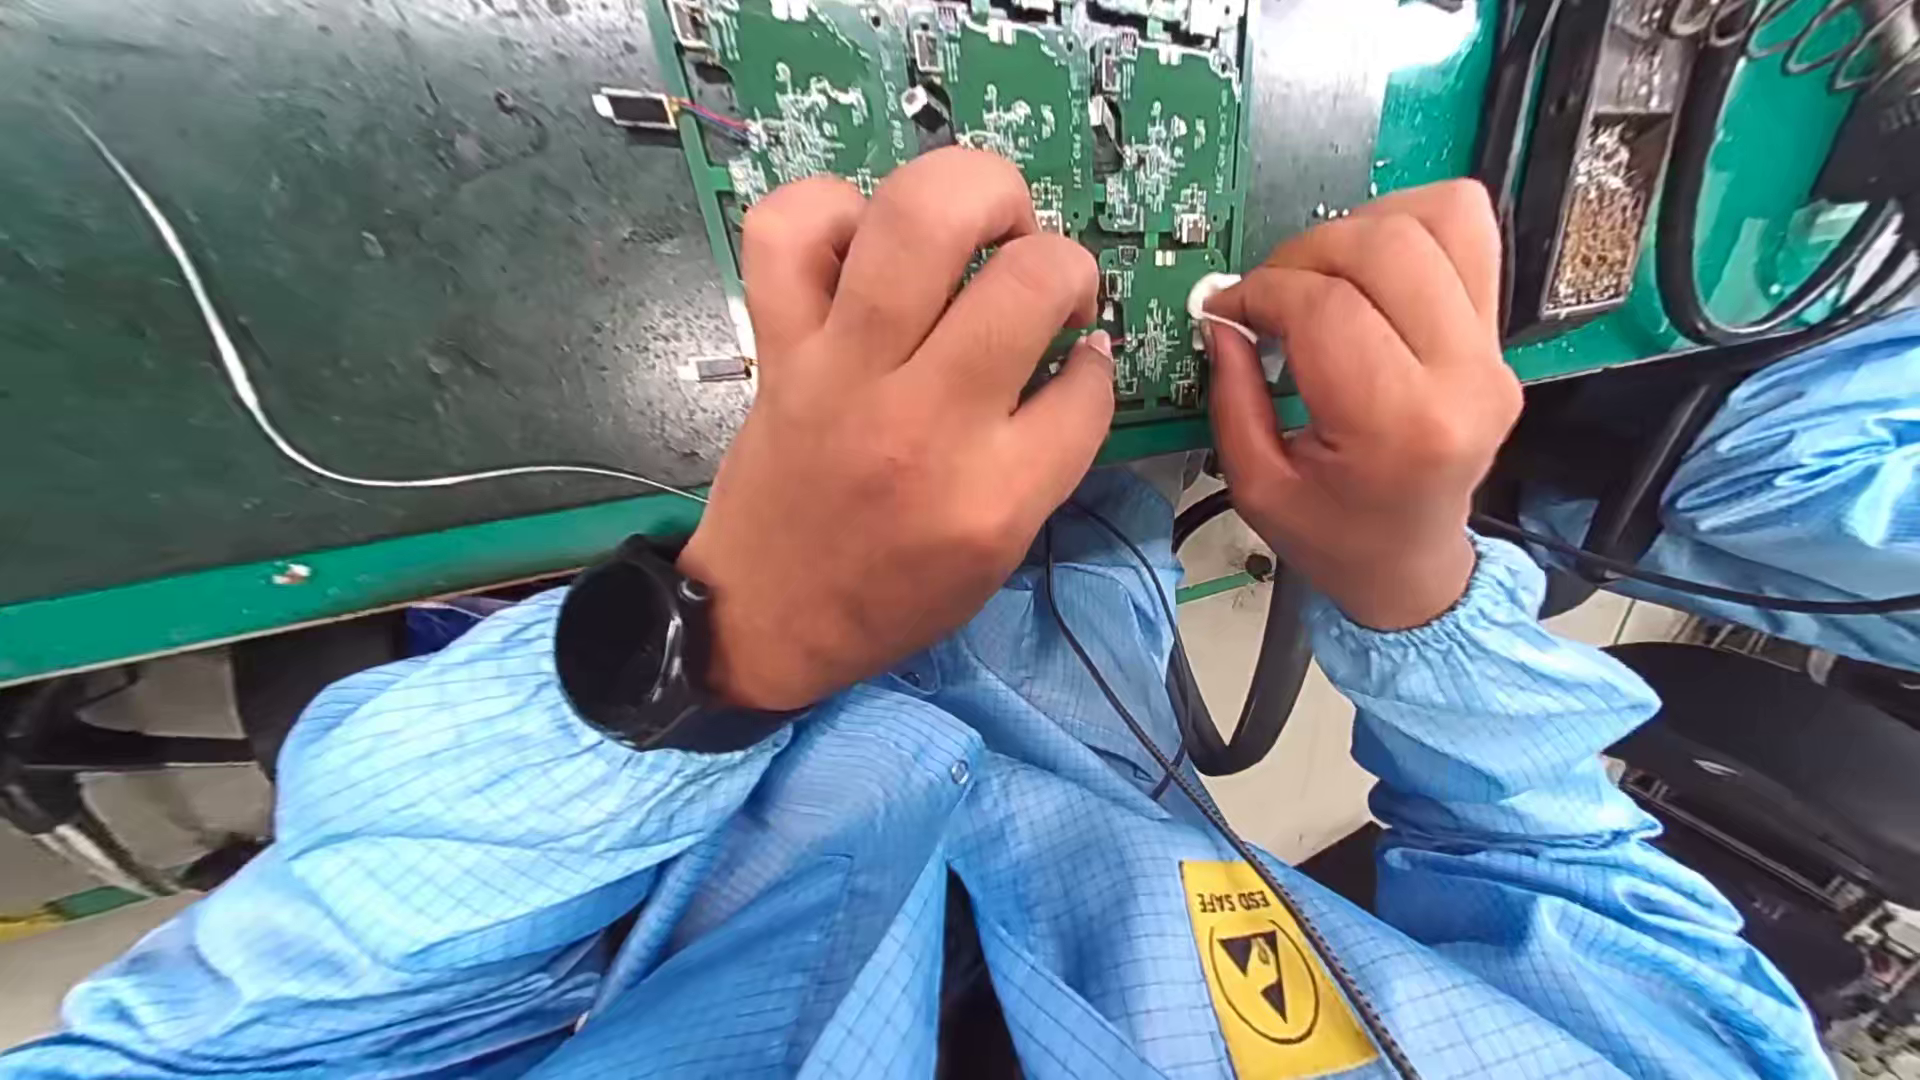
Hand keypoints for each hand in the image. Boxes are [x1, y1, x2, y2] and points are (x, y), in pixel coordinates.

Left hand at [678, 149, 1114, 709]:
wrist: (768, 618)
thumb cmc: (892, 602)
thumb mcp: (999, 555)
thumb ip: (1050, 461)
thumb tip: (1080, 359)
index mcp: (993, 496)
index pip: (1089, 385)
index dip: (1094, 364)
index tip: (1074, 363)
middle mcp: (925, 423)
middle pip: (1028, 278)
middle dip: (1064, 261)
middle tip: (1039, 284)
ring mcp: (843, 376)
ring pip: (918, 220)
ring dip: (976, 193)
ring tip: (979, 228)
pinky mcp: (780, 355)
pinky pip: (790, 232)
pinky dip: (832, 210)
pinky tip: (865, 246)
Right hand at [1203, 180, 1521, 629]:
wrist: (1408, 563)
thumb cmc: (1328, 538)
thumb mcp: (1255, 485)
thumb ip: (1233, 399)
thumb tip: (1221, 321)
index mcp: (1394, 426)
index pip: (1327, 307)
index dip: (1261, 292)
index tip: (1224, 310)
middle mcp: (1461, 376)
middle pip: (1387, 248)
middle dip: (1302, 254)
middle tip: (1262, 294)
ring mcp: (1493, 352)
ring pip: (1442, 219)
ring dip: (1358, 230)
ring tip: (1313, 277)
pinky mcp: (1499, 340)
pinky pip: (1469, 238)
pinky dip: (1407, 229)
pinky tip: (1360, 272)